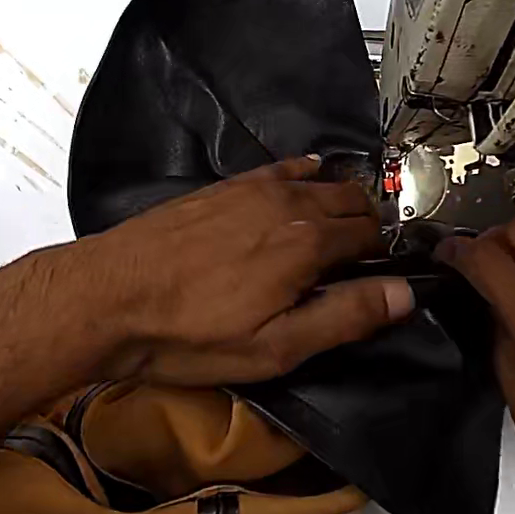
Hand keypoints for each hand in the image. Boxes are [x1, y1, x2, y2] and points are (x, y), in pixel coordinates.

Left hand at [31, 156, 412, 386]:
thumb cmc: (191, 332)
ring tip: (346, 222)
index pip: (372, 236)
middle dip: (370, 224)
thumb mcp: (275, 346)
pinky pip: (284, 167)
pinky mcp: (229, 185)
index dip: (388, 253)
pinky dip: (307, 173)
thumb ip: (344, 315)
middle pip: (353, 201)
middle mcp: (290, 204)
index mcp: (308, 243)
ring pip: (323, 183)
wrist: (109, 295)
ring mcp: (257, 189)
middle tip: (369, 253)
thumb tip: (404, 293)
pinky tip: (310, 175)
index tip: (390, 270)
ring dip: (343, 200)